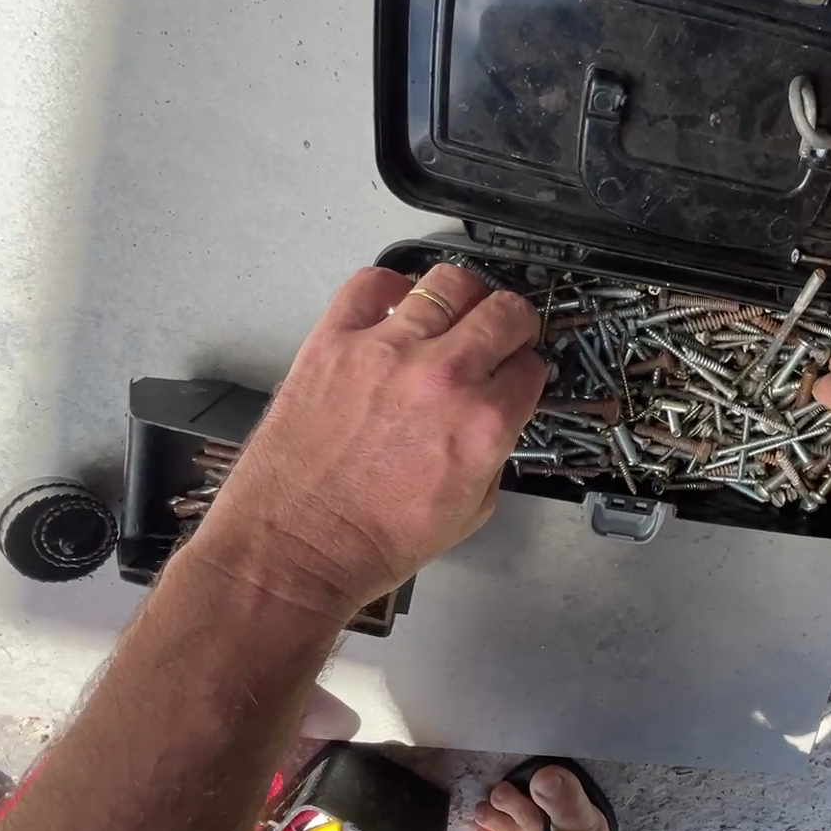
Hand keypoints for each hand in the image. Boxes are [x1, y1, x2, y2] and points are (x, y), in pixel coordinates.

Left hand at [193, 263, 546, 612]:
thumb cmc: (378, 539)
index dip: (531, 371)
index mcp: (484, 424)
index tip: (521, 373)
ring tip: (458, 312)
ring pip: (449, 284)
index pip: (531, 368)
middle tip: (508, 331)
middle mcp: (444, 377)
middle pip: (505, 313)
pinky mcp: (334, 341)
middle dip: (517, 323)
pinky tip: (398, 307)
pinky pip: (371, 283)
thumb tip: (496, 417)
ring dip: (467, 296)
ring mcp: (387, 351)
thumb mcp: (474, 510)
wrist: (298, 546)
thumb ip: (495, 452)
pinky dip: (393, 287)